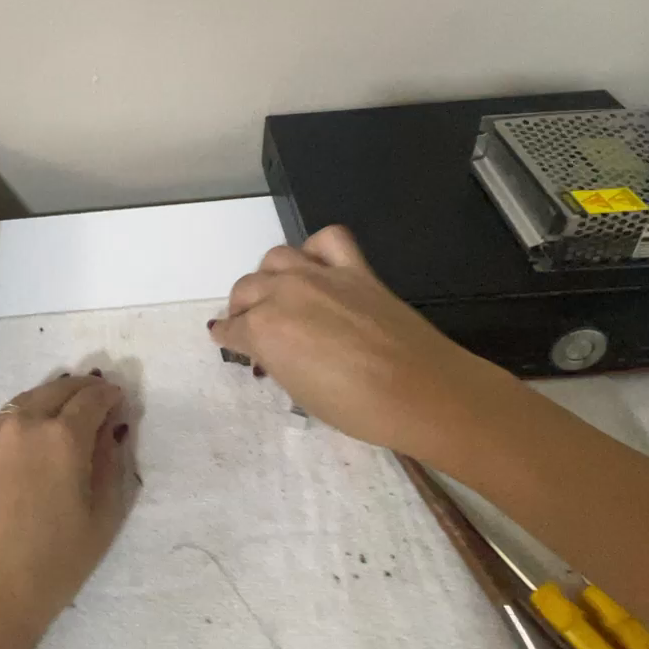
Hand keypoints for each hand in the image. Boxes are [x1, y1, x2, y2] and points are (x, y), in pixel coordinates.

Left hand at [0, 373, 135, 642]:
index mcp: (63, 437)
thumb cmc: (51, 567)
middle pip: (58, 388)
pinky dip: (24, 415)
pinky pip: (2, 420)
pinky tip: (30, 434)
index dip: (110, 395)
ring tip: (65, 410)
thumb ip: (111, 463)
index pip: (92, 398)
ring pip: (27, 399)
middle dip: (82, 388)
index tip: (119, 398)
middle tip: (97, 397)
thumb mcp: (102, 519)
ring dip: (51, 397)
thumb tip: (110, 430)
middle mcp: (25, 424)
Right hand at [208, 225, 520, 457]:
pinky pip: (328, 239)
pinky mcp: (355, 268)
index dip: (228, 336)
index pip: (232, 328)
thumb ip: (277, 360)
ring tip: (278, 292)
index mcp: (262, 330)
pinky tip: (318, 265)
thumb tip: (270, 349)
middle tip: (252, 323)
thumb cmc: (356, 409)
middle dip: (243, 307)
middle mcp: (283, 294)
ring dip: (270, 275)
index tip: (227, 340)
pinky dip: (317, 248)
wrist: (421, 393)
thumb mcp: (301, 393)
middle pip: (247, 288)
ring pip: (276, 257)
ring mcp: (319, 275)